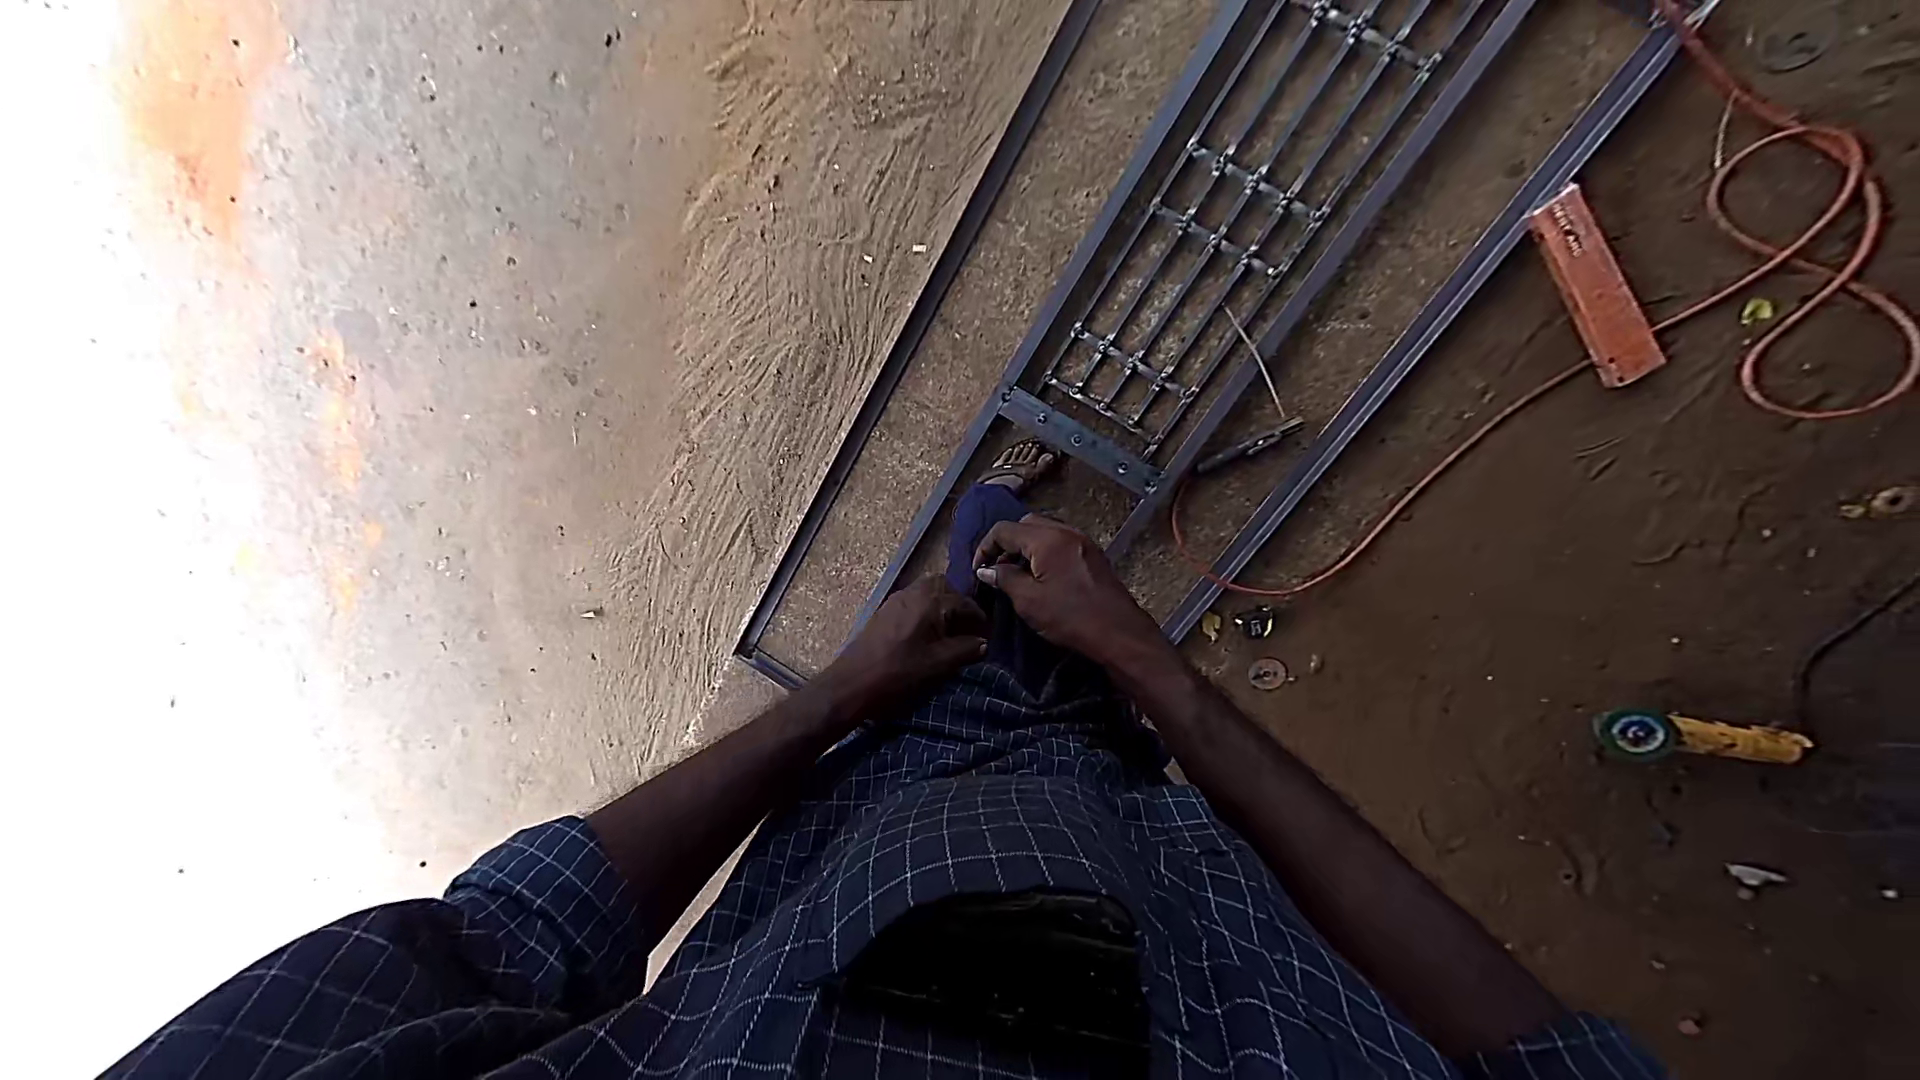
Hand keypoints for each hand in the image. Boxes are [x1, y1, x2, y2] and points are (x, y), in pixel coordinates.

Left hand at [816, 575, 989, 719]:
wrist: (851, 683)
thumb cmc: (898, 673)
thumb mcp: (937, 664)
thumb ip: (964, 650)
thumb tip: (982, 643)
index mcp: (929, 601)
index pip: (962, 601)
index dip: (977, 616)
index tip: (986, 632)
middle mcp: (912, 593)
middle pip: (943, 586)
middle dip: (957, 603)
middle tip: (967, 625)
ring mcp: (895, 601)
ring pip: (926, 592)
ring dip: (940, 606)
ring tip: (949, 631)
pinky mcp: (884, 612)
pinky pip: (912, 601)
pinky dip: (925, 611)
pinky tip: (927, 634)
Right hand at [972, 515, 1164, 665]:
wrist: (1119, 633)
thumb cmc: (1071, 617)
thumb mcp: (1028, 601)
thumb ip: (1004, 578)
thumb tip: (988, 569)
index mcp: (1047, 539)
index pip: (1004, 529)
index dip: (985, 547)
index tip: (978, 569)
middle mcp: (1066, 532)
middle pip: (1025, 525)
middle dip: (1006, 543)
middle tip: (996, 569)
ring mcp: (1082, 542)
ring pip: (1044, 532)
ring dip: (1025, 548)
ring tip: (1016, 575)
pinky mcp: (1092, 555)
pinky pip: (1060, 543)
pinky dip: (1043, 552)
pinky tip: (1040, 577)